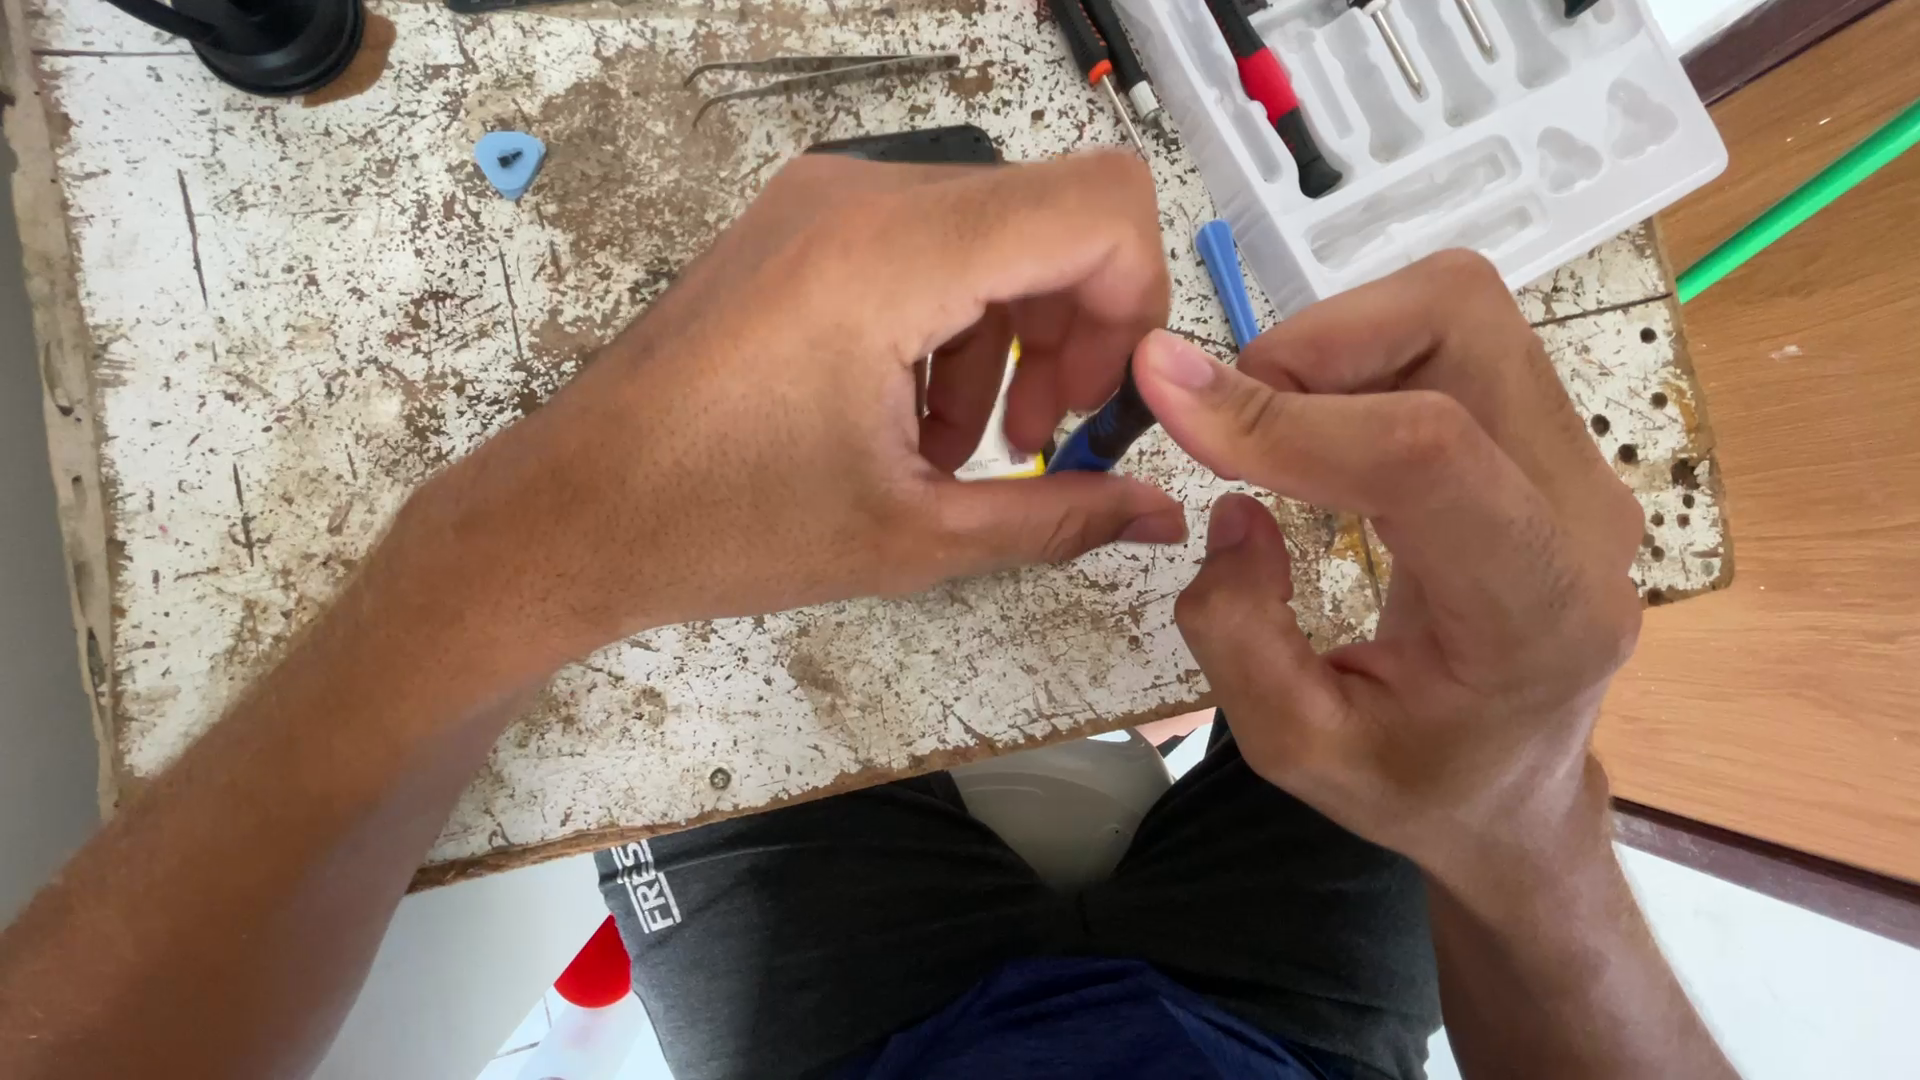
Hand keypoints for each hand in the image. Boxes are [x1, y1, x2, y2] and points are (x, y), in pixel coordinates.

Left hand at [387, 151, 1186, 678]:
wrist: (573, 517)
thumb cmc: (728, 529)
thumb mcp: (915, 538)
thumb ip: (1056, 518)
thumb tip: (1159, 515)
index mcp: (893, 255)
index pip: (1101, 205)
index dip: (1136, 304)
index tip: (1100, 404)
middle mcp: (861, 197)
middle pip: (1051, 221)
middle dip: (1074, 336)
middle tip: (1042, 441)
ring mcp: (822, 206)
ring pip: (990, 240)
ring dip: (1009, 344)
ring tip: (963, 449)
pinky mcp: (799, 234)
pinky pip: (924, 254)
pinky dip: (951, 332)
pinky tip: (912, 421)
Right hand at [1132, 251, 1644, 886]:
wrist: (1510, 789)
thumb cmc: (1408, 783)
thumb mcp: (1289, 745)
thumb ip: (1237, 629)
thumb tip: (1233, 505)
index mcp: (1530, 609)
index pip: (1422, 452)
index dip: (1280, 415)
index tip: (1164, 397)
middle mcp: (1580, 508)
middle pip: (1458, 322)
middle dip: (1309, 346)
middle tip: (1228, 420)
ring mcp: (1573, 461)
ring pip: (1451, 311)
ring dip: (1325, 345)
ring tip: (1262, 428)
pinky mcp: (1538, 441)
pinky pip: (1442, 341)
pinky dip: (1347, 356)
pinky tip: (1305, 428)